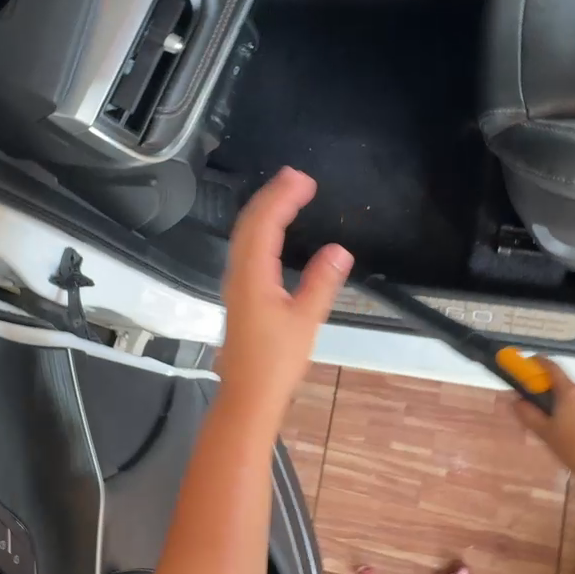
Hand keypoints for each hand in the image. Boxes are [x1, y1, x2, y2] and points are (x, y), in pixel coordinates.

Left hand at [215, 168, 352, 411]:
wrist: (248, 395)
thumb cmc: (276, 362)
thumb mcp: (306, 321)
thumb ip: (322, 283)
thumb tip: (340, 250)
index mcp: (253, 275)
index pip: (265, 224)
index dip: (283, 198)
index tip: (304, 180)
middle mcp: (238, 273)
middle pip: (250, 223)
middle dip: (272, 196)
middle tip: (296, 178)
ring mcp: (235, 284)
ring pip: (244, 236)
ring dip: (264, 211)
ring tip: (287, 194)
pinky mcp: (239, 294)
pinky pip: (245, 249)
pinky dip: (260, 230)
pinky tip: (272, 233)